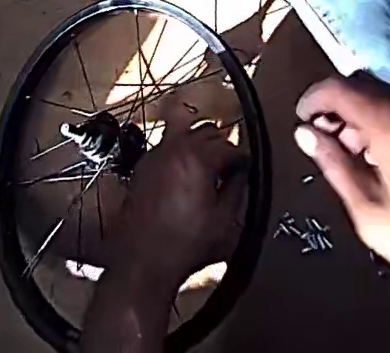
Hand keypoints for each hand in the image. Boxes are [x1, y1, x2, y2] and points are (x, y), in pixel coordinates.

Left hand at [105, 122, 245, 289]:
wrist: (144, 259)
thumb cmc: (182, 245)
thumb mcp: (224, 223)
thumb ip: (236, 191)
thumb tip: (240, 176)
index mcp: (198, 159)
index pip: (229, 147)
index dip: (241, 158)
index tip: (245, 166)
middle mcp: (176, 149)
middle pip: (206, 131)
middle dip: (221, 145)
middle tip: (230, 164)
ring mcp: (157, 153)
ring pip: (184, 131)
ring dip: (199, 143)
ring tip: (208, 163)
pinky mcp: (144, 164)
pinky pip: (166, 145)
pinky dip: (179, 151)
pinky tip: (184, 171)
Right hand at [295, 74, 389, 352]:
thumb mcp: (372, 215)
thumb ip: (335, 167)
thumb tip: (307, 134)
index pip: (340, 86)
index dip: (314, 97)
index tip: (302, 118)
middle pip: (367, 85)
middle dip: (340, 105)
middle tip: (327, 138)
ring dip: (368, 116)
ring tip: (358, 157)